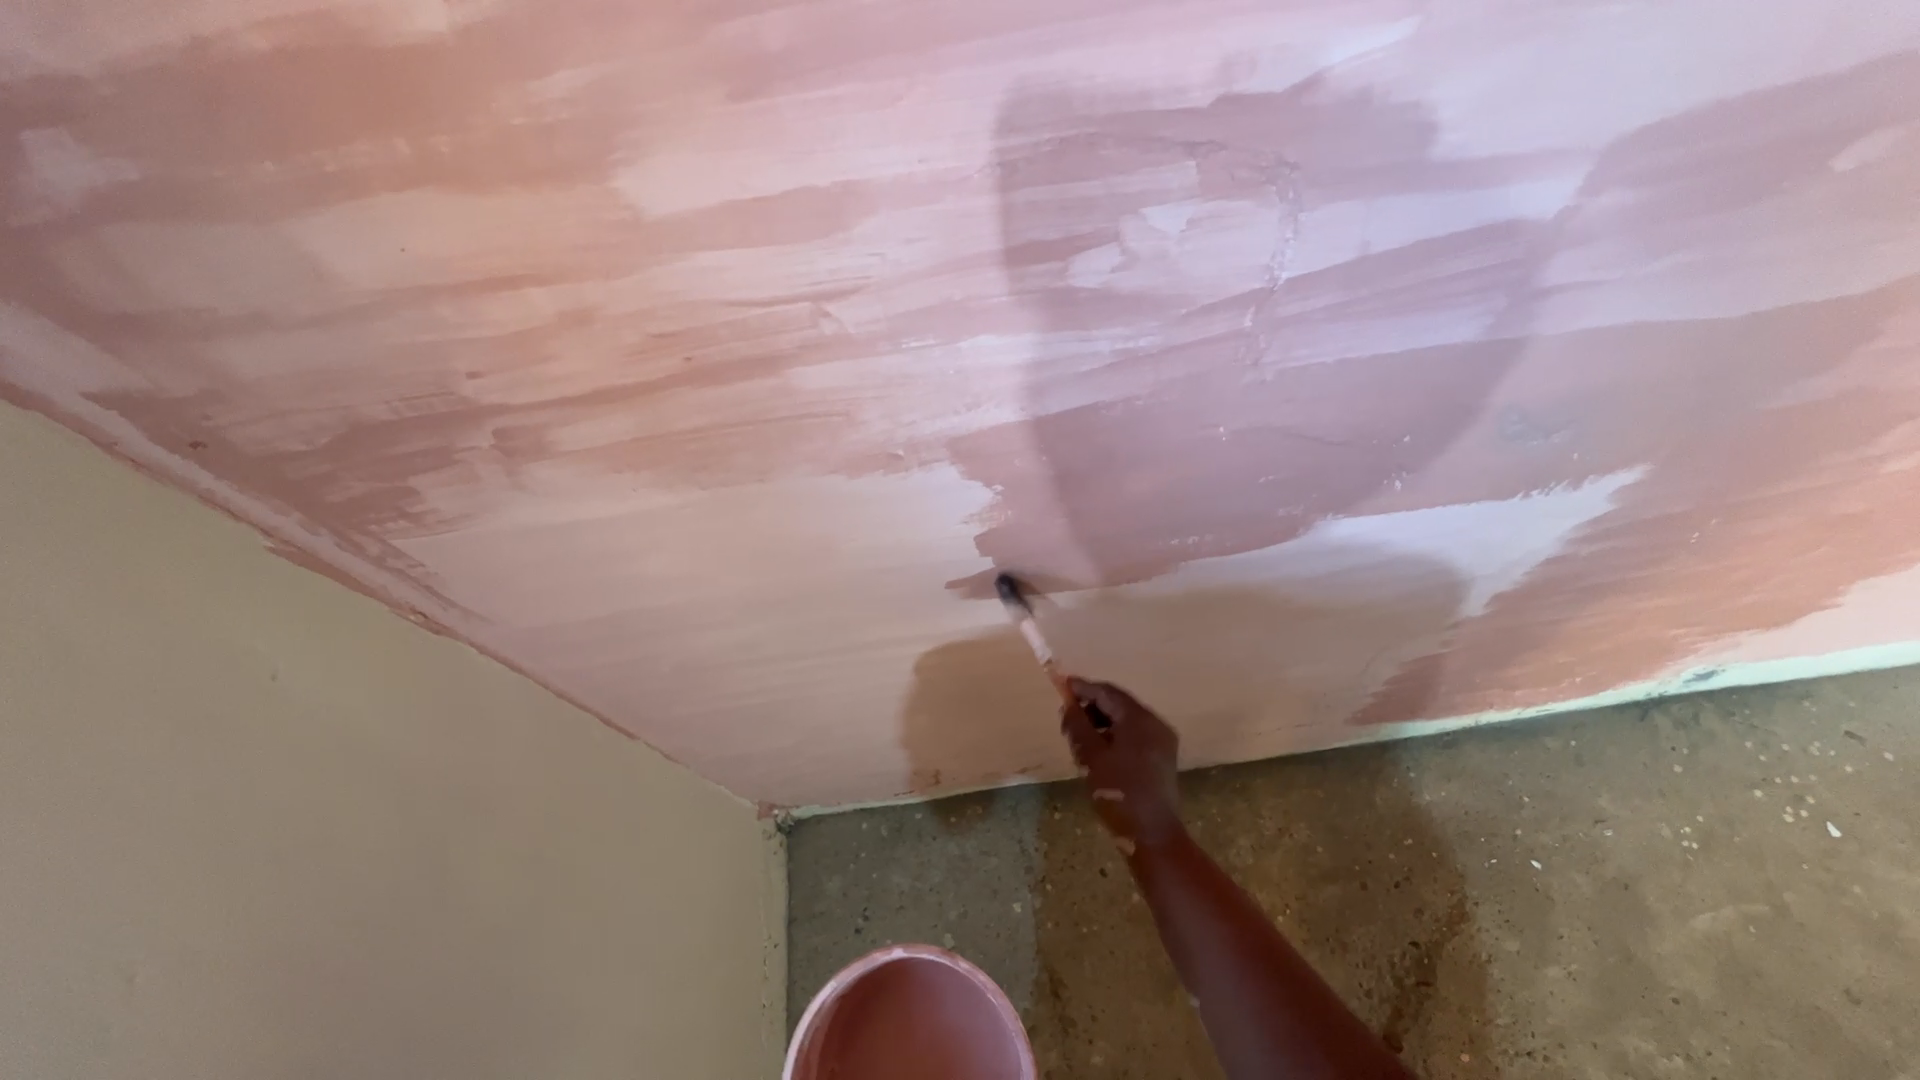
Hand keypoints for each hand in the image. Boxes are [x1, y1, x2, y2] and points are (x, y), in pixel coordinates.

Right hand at [1061, 677, 1183, 851]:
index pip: (1107, 693)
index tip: (1062, 686)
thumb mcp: (1091, 757)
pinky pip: (1134, 736)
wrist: (1152, 833)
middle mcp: (1155, 724)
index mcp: (1140, 719)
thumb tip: (1067, 706)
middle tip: (1067, 718)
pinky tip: (1099, 751)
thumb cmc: (1118, 792)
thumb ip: (1077, 726)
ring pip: (1126, 721)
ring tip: (1079, 737)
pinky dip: (1115, 736)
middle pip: (1119, 704)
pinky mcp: (1162, 757)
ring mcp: (1162, 741)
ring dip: (1102, 723)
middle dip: (1092, 707)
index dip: (1083, 688)